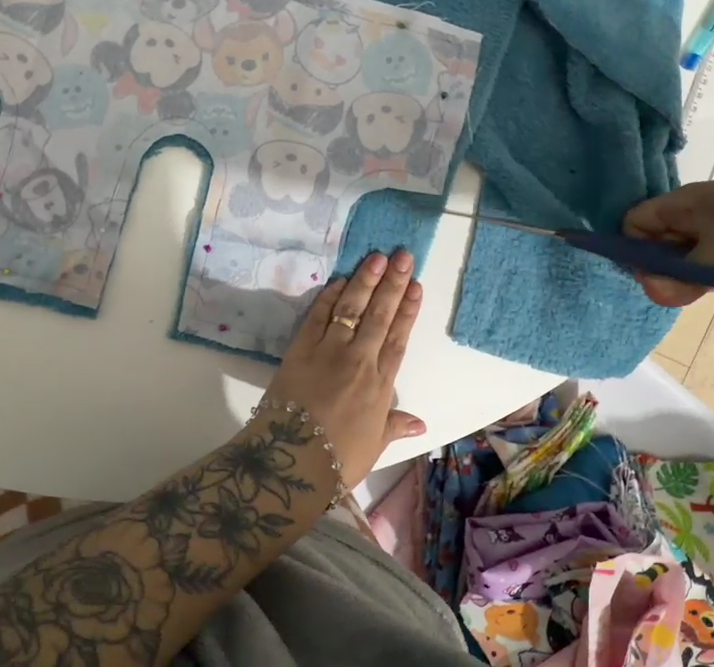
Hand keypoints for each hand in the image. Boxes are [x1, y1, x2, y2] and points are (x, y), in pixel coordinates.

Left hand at [260, 250, 427, 480]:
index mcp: (381, 384)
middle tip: (402, 255)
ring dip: (364, 281)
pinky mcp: (300, 348)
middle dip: (392, 283)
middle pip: (380, 315)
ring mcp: (329, 350)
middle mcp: (359, 360)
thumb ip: (394, 426)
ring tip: (376, 257)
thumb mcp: (374, 445)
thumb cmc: (338, 458)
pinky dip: (329, 297)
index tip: (416, 285)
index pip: (398, 338)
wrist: (293, 458)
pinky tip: (340, 281)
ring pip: (351, 308)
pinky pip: (318, 316)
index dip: (408, 310)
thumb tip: (419, 423)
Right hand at [621, 167, 713, 307]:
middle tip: (701, 289)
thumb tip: (651, 293)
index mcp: (685, 202)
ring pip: (704, 258)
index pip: (636, 223)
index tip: (657, 278)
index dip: (637, 251)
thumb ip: (684, 277)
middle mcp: (703, 210)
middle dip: (682, 271)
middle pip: (669, 245)